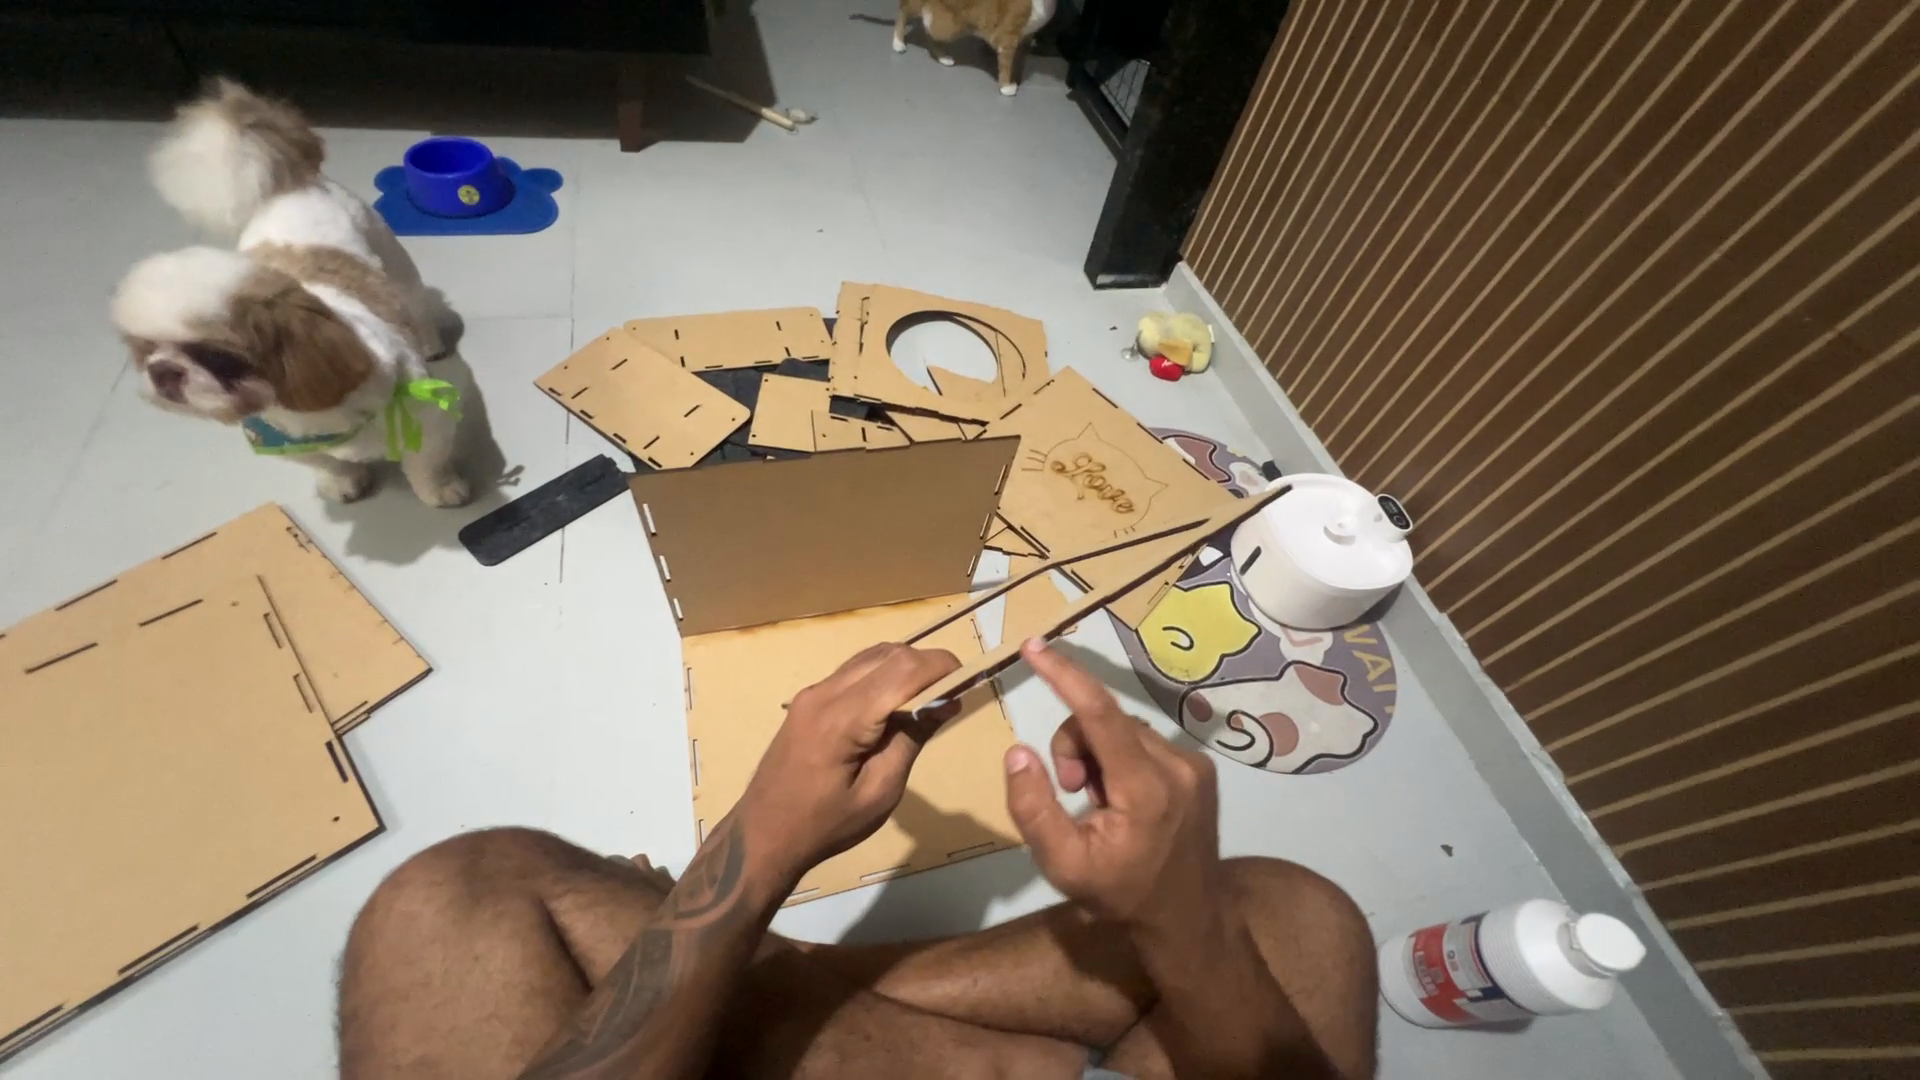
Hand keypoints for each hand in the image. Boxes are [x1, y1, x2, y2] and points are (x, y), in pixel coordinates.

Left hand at [738, 643, 960, 878]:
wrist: (762, 834)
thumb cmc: (825, 825)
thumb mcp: (880, 793)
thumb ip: (912, 739)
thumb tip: (946, 701)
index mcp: (842, 719)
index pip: (902, 670)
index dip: (941, 668)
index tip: (967, 683)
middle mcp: (826, 692)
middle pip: (890, 654)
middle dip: (928, 664)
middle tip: (952, 694)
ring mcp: (815, 691)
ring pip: (873, 655)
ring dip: (907, 665)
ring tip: (929, 697)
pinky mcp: (811, 697)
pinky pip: (856, 668)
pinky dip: (885, 672)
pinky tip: (898, 700)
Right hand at [1002, 638, 1223, 937]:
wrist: (1189, 920)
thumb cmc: (1120, 894)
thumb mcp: (1063, 865)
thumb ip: (1033, 807)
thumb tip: (1018, 750)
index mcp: (1144, 788)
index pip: (1099, 714)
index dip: (1064, 675)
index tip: (1034, 646)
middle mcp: (1176, 765)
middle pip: (1102, 720)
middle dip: (1074, 747)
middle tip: (1072, 791)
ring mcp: (1194, 763)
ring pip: (1121, 728)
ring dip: (1096, 754)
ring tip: (1100, 801)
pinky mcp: (1200, 766)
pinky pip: (1141, 739)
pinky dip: (1119, 758)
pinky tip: (1124, 799)